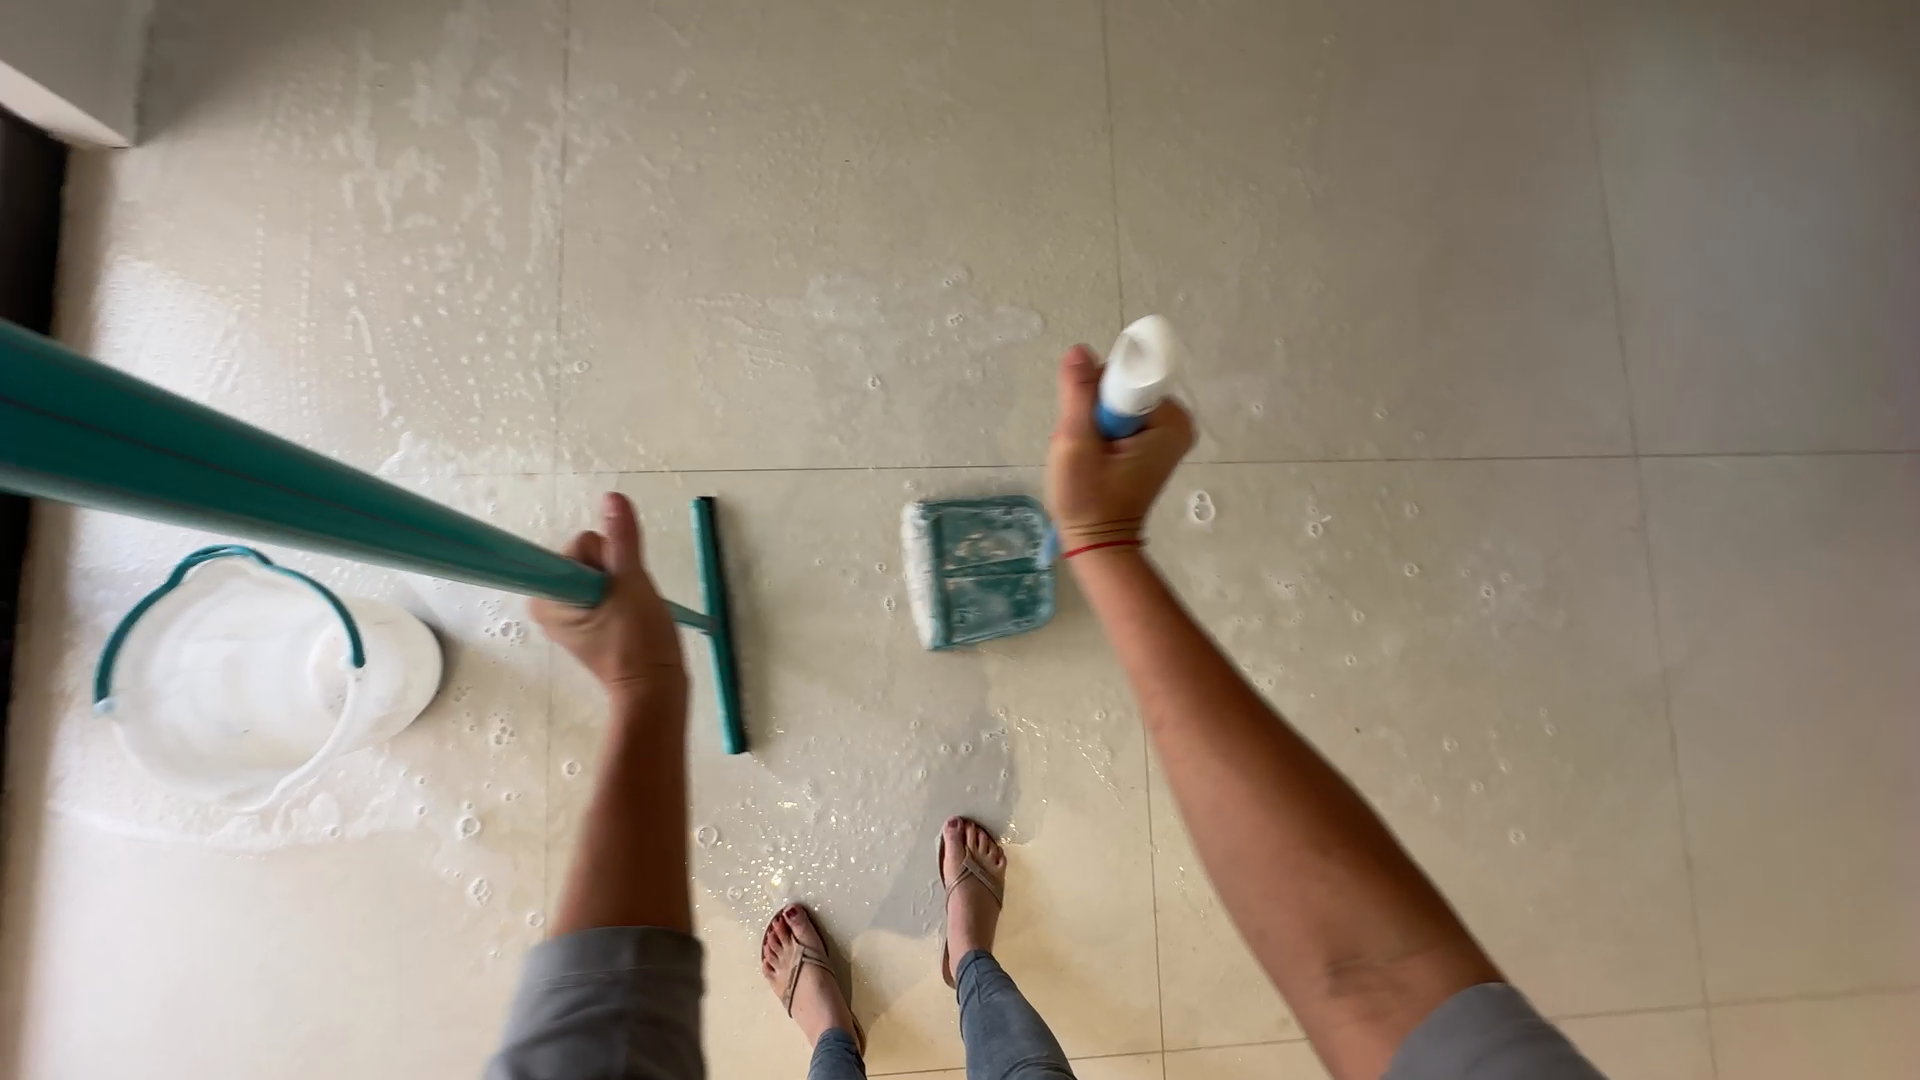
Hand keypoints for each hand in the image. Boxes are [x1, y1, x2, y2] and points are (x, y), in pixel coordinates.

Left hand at [532, 492, 687, 704]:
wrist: (654, 688)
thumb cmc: (640, 641)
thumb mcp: (634, 585)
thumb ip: (622, 541)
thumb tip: (612, 498)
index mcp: (547, 597)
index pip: (575, 548)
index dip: (601, 556)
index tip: (614, 579)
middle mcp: (547, 602)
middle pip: (587, 556)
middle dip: (616, 569)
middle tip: (632, 598)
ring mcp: (566, 612)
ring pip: (598, 570)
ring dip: (622, 580)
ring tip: (635, 607)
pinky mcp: (584, 619)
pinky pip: (602, 586)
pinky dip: (621, 591)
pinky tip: (632, 609)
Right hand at [1046, 344, 1194, 550]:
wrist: (1097, 541)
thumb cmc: (1088, 500)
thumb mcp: (1076, 444)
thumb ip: (1078, 394)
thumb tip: (1079, 350)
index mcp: (1170, 420)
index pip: (1124, 377)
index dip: (1094, 396)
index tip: (1086, 430)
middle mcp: (1175, 421)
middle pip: (1118, 388)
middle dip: (1091, 413)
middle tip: (1083, 448)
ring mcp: (1164, 432)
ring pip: (1112, 403)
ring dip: (1090, 424)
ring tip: (1086, 457)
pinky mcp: (1150, 442)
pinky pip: (1116, 418)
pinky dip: (1098, 434)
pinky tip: (1092, 458)